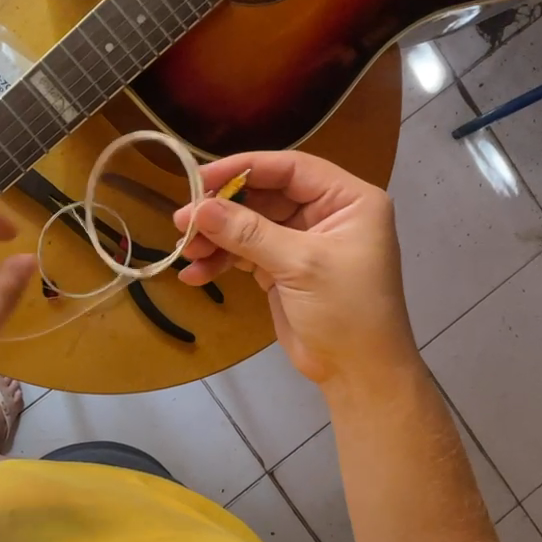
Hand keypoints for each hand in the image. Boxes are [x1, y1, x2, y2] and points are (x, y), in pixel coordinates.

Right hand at [173, 152, 413, 388]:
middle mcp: (325, 214)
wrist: (359, 373)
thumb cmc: (347, 311)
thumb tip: (198, 208)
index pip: (290, 168)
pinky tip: (195, 276)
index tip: (199, 177)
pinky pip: (245, 255)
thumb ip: (248, 233)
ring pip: (249, 227)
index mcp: (347, 200)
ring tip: (185, 252)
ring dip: (216, 239)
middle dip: (223, 210)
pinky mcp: (282, 270)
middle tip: (182, 221)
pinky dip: (220, 263)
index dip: (243, 168)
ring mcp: (301, 243)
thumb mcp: (300, 265)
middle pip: (264, 197)